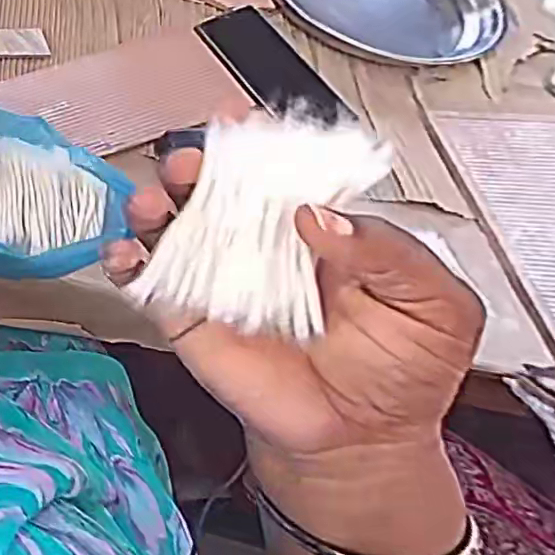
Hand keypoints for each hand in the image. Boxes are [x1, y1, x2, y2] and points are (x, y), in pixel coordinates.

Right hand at [106, 142, 483, 462]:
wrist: (354, 435)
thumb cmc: (398, 369)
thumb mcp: (432, 308)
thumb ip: (390, 255)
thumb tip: (318, 216)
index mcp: (304, 229)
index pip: (273, 174)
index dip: (253, 144)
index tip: (238, 119)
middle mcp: (248, 242)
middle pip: (206, 190)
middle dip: (190, 166)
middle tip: (190, 163)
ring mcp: (208, 274)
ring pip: (164, 225)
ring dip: (148, 205)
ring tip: (151, 204)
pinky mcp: (178, 310)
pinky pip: (139, 279)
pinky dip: (122, 261)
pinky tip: (124, 253)